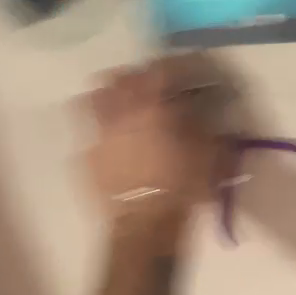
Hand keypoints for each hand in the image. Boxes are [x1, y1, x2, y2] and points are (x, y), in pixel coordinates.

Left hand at [80, 61, 220, 219]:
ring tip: (126, 111)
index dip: (181, 66)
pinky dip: (104, 133)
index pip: (163, 68)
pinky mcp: (85, 157)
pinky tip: (117, 146)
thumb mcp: (210, 156)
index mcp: (150, 104)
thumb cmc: (184, 191)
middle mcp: (117, 110)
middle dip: (138, 78)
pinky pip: (91, 133)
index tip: (194, 71)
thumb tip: (211, 109)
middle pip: (121, 76)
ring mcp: (95, 132)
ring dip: (110, 98)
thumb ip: (209, 126)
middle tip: (154, 90)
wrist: (146, 228)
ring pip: (94, 98)